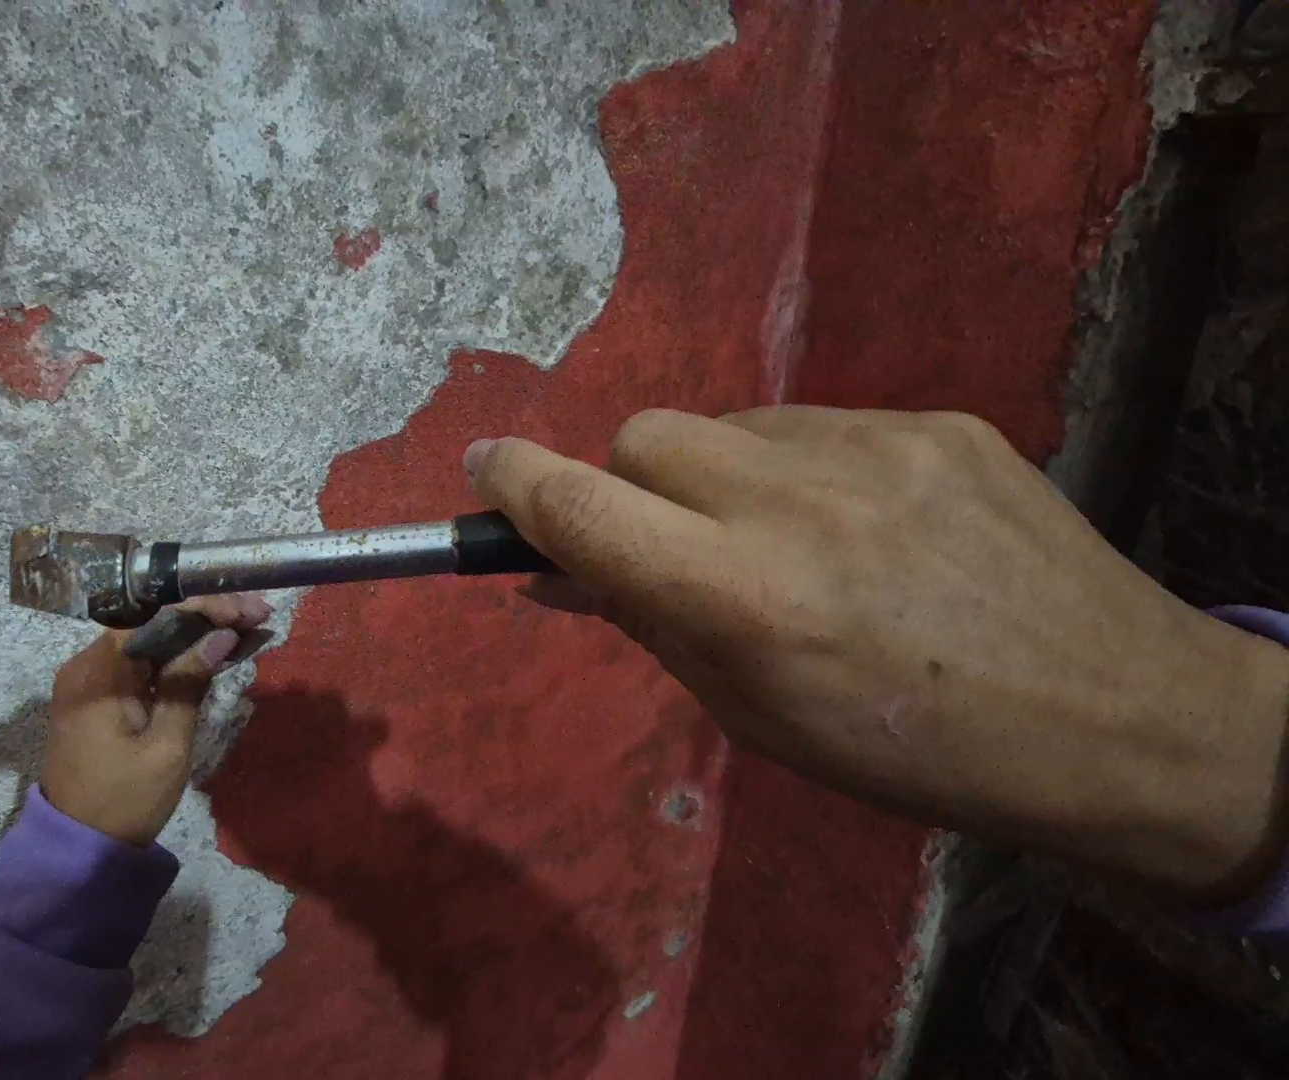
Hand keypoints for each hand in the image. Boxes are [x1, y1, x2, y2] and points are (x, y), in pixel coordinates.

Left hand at [40, 594, 273, 846]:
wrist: (76, 850)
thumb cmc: (124, 802)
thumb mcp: (166, 746)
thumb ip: (189, 684)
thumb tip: (220, 636)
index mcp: (98, 673)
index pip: (154, 615)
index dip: (205, 607)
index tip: (249, 612)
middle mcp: (85, 664)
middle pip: (150, 621)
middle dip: (205, 616)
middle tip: (256, 617)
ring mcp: (86, 679)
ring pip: (146, 639)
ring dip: (192, 633)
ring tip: (242, 630)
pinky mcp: (94, 695)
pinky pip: (136, 662)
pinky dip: (172, 656)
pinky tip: (208, 654)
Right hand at [467, 407, 1288, 902]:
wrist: (1124, 720)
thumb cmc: (899, 747)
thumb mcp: (745, 707)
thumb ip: (640, 619)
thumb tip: (555, 569)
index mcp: (737, 597)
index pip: (582, 509)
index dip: (516, 481)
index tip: (481, 465)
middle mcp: (790, 503)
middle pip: (641, 436)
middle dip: (626, 480)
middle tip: (671, 535)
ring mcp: (870, 447)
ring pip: (720, 423)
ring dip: (710, 472)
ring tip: (781, 533)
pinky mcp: (931, 421)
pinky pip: (805, 424)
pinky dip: (791, 467)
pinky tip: (855, 518)